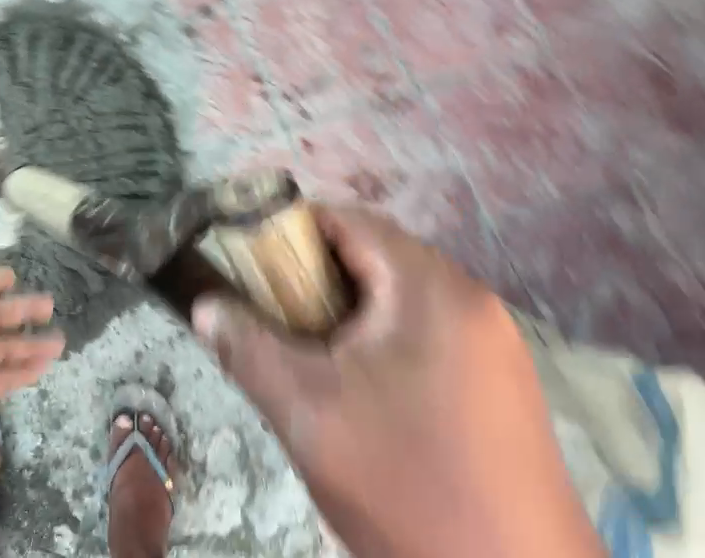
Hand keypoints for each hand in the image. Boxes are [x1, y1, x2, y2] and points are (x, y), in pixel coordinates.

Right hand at [192, 206, 600, 557]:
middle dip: (313, 281)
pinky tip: (360, 397)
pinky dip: (380, 346)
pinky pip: (424, 337)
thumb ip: (248, 348)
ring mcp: (492, 345)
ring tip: (310, 364)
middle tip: (274, 324)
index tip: (246, 269)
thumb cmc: (407, 484)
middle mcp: (470, 301)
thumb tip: (205, 307)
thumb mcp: (308, 413)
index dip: (287, 232)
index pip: (347, 220)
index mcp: (430, 289)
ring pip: (396, 301)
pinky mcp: (499, 386)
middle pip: (372, 257)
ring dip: (345, 317)